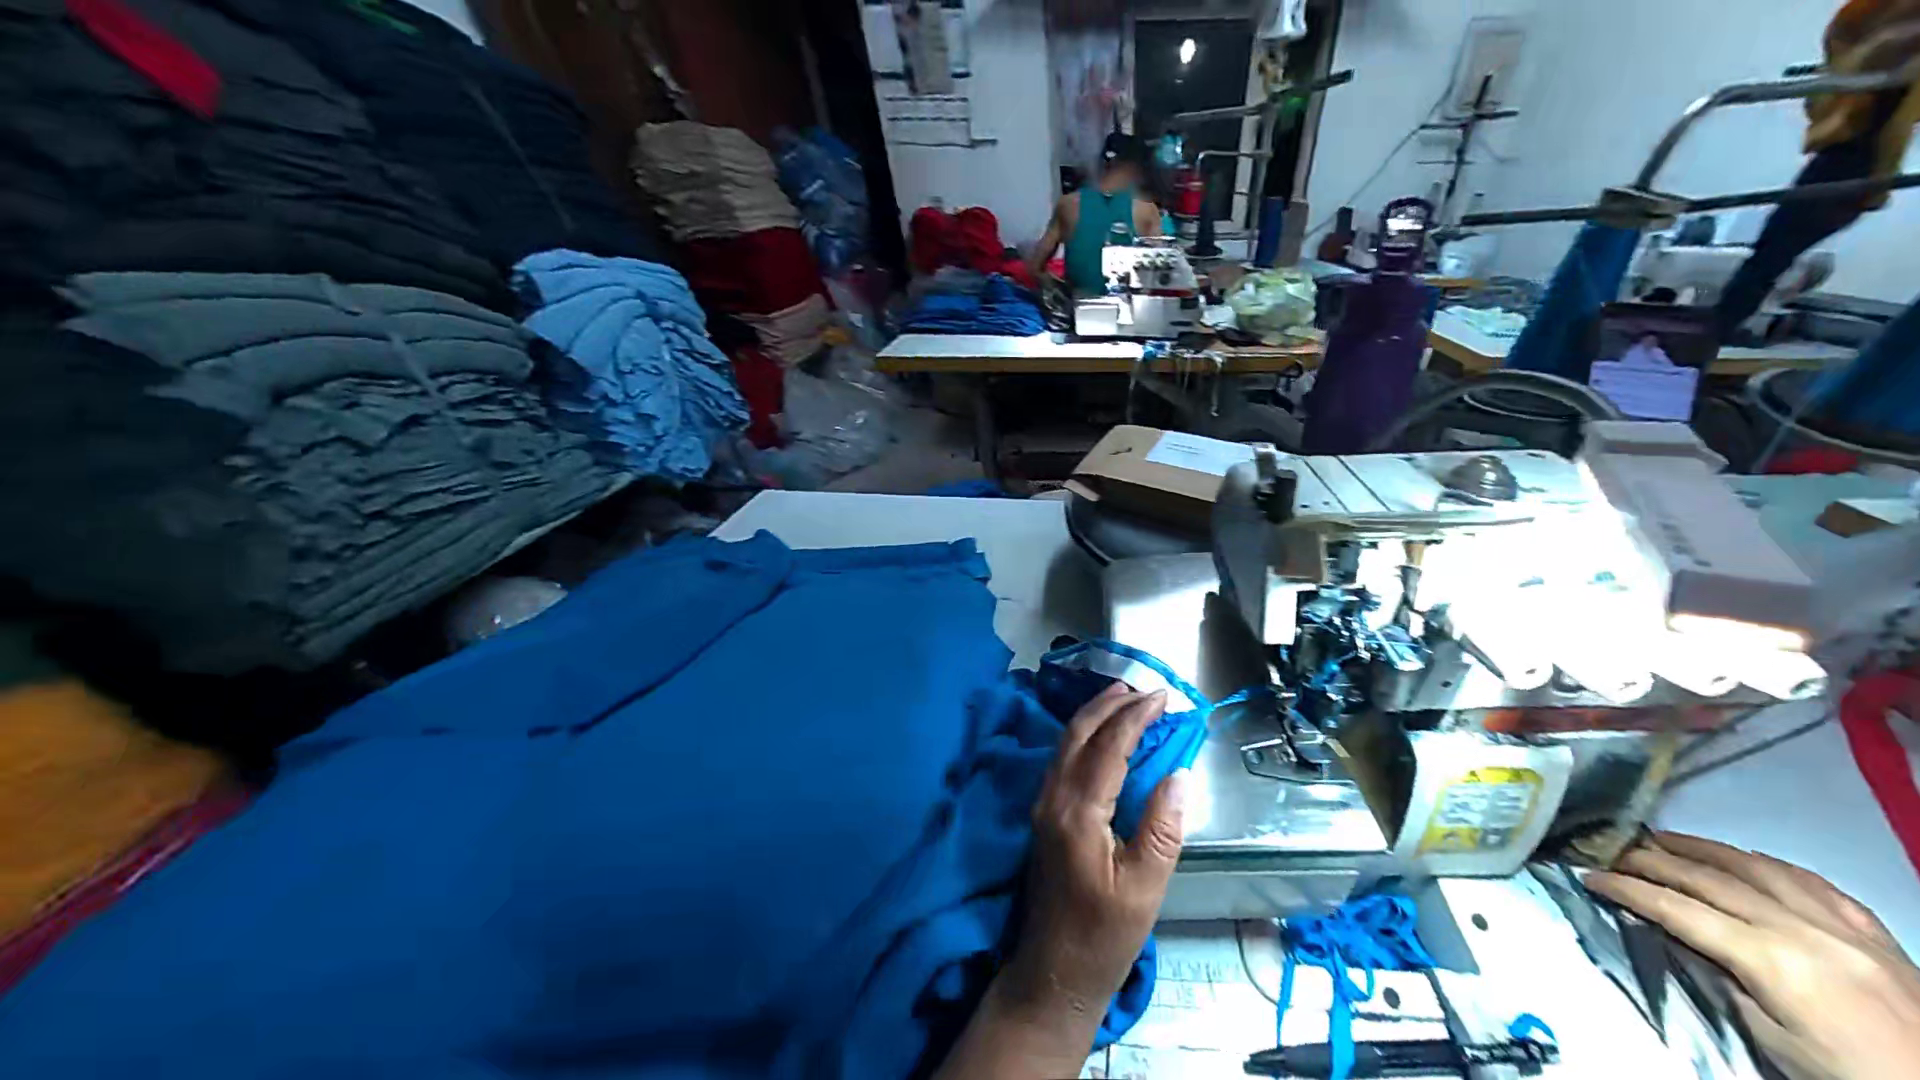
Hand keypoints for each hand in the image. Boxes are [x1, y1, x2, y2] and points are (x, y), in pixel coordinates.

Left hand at [931, 681, 1186, 1079]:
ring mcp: (1042, 804)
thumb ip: (1162, 827)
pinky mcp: (1043, 814)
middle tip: (1144, 689)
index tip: (1164, 697)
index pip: (1108, 746)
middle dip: (1110, 703)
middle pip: (1078, 732)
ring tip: (1124, 698)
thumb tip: (1179, 773)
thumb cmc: (1103, 935)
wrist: (1052, 972)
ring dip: (1094, 715)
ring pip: (1065, 742)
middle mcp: (1052, 797)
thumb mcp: (1145, 887)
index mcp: (1077, 811)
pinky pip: (1062, 759)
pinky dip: (1084, 736)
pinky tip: (1102, 736)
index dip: (1136, 716)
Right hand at [1587, 831, 1919, 1079]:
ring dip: (1702, 848)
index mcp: (1771, 960)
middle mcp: (1802, 929)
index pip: (1677, 909)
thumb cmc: (1847, 1076)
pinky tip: (1748, 858)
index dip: (1627, 890)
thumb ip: (1721, 980)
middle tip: (1612, 852)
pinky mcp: (1878, 935)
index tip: (1589, 878)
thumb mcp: (1770, 1041)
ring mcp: (1845, 927)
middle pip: (1709, 879)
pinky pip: (1815, 883)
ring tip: (1664, 838)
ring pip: (1758, 868)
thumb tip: (1674, 937)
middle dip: (1652, 861)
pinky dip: (1770, 864)